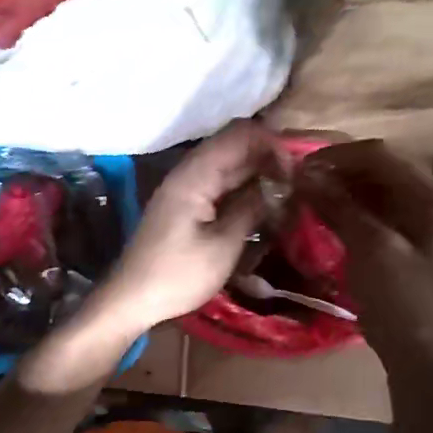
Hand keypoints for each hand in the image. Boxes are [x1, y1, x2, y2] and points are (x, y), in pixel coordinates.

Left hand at [92, 120, 277, 334]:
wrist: (132, 298)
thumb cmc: (178, 275)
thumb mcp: (223, 245)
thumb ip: (252, 208)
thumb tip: (281, 183)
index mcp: (194, 176)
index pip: (238, 135)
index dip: (271, 143)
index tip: (297, 168)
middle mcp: (187, 174)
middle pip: (232, 147)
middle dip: (267, 157)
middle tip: (299, 182)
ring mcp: (183, 189)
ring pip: (226, 166)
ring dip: (256, 173)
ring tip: (287, 193)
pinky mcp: (183, 206)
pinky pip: (217, 185)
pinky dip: (240, 189)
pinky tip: (262, 205)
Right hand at [293, 139, 432, 365]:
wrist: (428, 359)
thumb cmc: (405, 300)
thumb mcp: (371, 248)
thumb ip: (338, 205)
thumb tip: (301, 173)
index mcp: (430, 193)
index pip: (376, 153)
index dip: (333, 156)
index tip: (293, 169)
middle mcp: (425, 199)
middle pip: (372, 169)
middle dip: (331, 172)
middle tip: (290, 184)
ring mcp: (413, 222)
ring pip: (366, 191)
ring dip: (333, 191)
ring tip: (296, 199)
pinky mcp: (399, 244)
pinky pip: (365, 214)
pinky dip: (340, 211)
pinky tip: (314, 219)